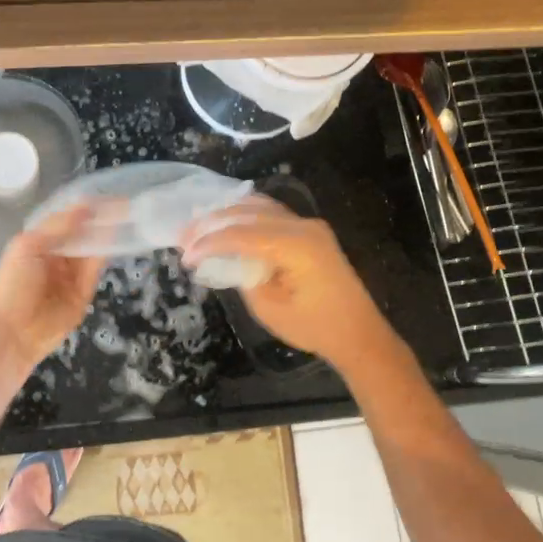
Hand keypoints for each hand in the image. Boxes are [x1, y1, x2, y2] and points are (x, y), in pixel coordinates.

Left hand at [0, 204, 106, 366]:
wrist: (11, 333)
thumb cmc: (12, 284)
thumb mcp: (28, 246)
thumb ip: (58, 226)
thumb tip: (86, 205)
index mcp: (37, 243)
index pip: (63, 220)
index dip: (82, 207)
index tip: (103, 193)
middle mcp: (55, 256)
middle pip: (80, 233)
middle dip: (98, 219)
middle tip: (122, 202)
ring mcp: (69, 275)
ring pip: (91, 249)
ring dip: (106, 233)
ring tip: (125, 215)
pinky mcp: (83, 293)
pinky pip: (96, 269)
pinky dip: (106, 253)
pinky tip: (117, 237)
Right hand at [181, 196, 405, 372]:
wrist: (358, 333)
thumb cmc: (315, 327)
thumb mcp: (269, 308)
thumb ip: (243, 277)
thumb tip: (224, 260)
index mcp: (296, 245)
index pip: (241, 235)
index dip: (209, 243)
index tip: (186, 256)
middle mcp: (303, 226)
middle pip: (248, 213)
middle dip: (212, 223)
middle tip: (184, 235)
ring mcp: (309, 225)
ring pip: (259, 207)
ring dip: (227, 215)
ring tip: (199, 226)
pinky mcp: (310, 231)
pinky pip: (272, 213)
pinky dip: (246, 216)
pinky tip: (226, 221)